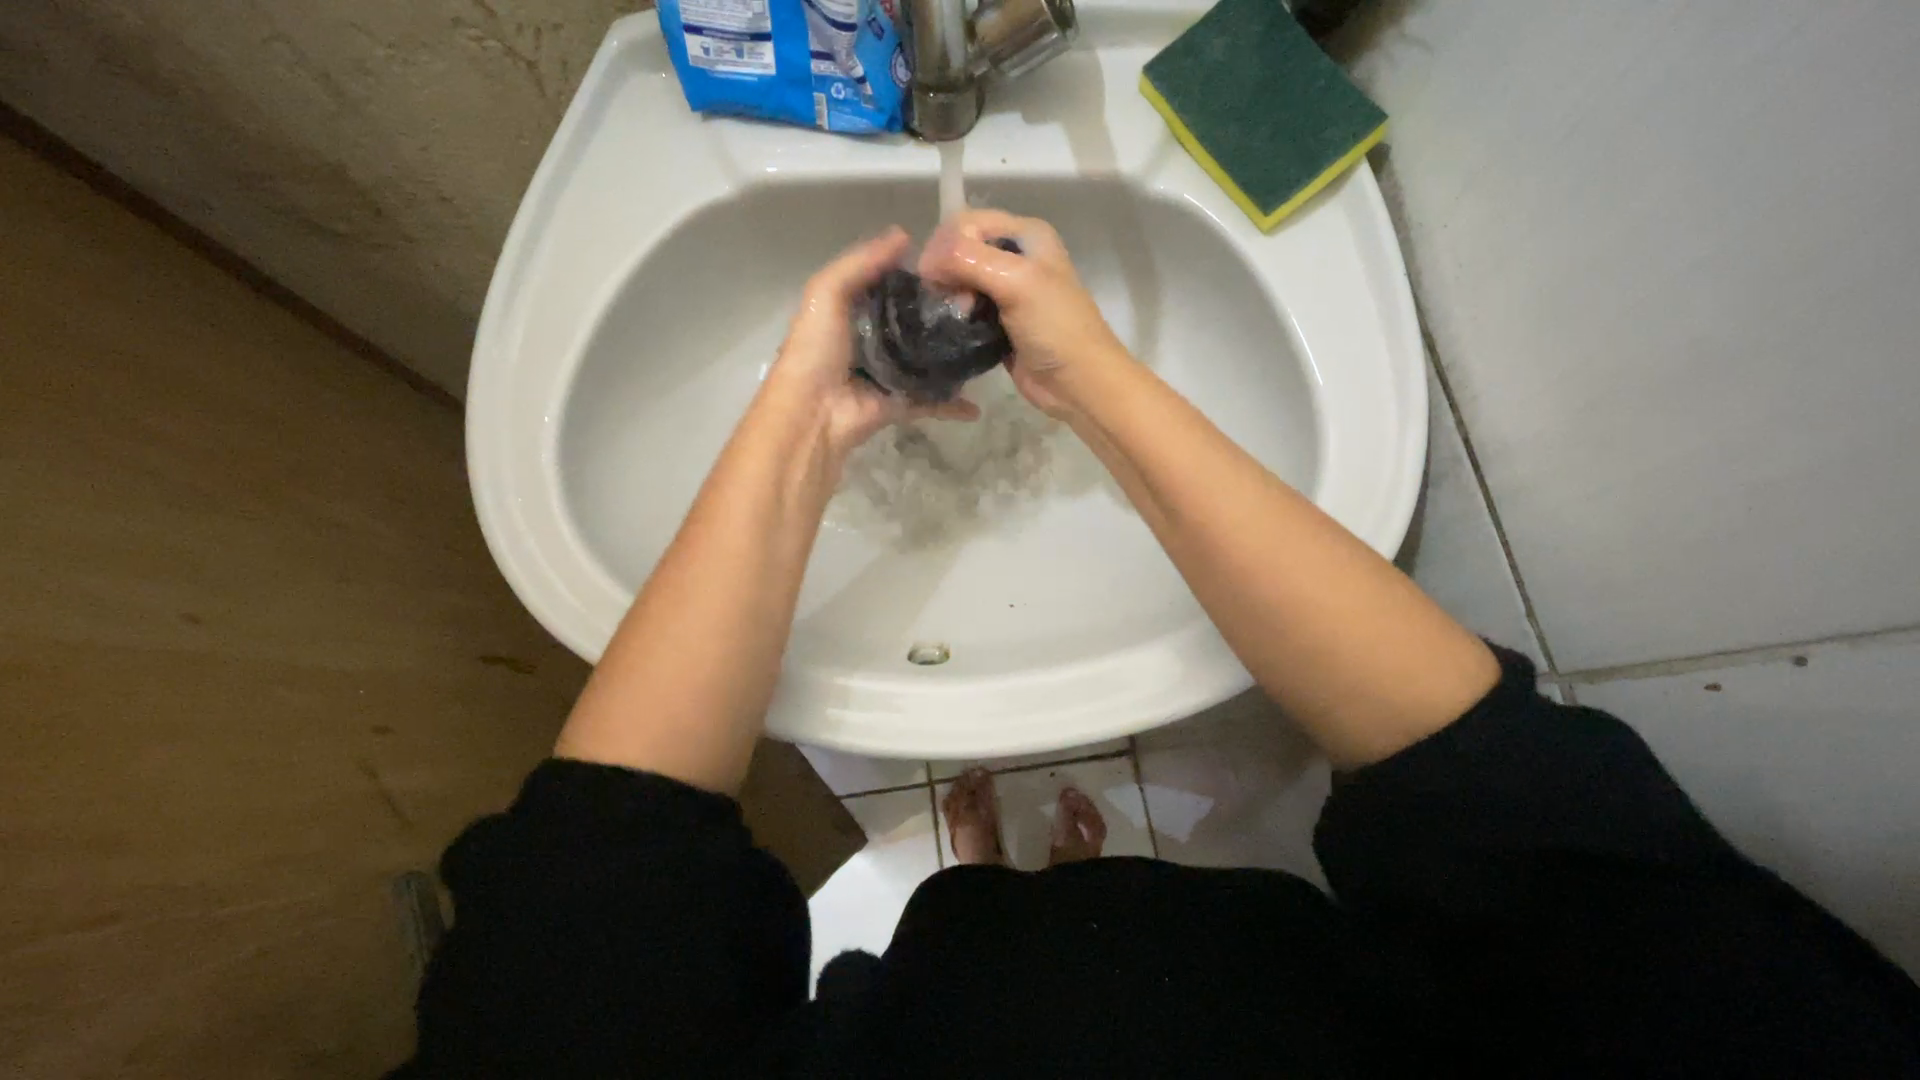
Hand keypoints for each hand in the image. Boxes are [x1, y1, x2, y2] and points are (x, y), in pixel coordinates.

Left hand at [761, 227, 977, 460]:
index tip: (954, 265)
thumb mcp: (827, 292)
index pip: (892, 288)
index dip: (918, 276)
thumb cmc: (816, 348)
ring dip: (954, 356)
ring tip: (989, 342)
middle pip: (916, 324)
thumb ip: (861, 262)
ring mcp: (891, 374)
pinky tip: (978, 403)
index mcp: (854, 312)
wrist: (813, 411)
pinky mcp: (902, 404)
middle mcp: (875, 341)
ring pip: (929, 361)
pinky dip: (954, 405)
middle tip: (982, 303)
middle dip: (945, 315)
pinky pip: (933, 401)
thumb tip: (904, 234)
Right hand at [917, 210, 1129, 417]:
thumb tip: (925, 262)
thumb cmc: (1055, 328)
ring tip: (954, 315)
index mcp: (1026, 234)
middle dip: (946, 270)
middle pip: (961, 249)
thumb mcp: (1017, 282)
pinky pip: (965, 308)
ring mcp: (1007, 290)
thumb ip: (970, 260)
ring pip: (960, 279)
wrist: (1078, 383)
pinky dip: (955, 315)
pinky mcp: (998, 320)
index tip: (931, 275)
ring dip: (949, 295)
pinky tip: (956, 326)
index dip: (946, 243)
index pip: (968, 222)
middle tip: (948, 298)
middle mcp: (1016, 256)